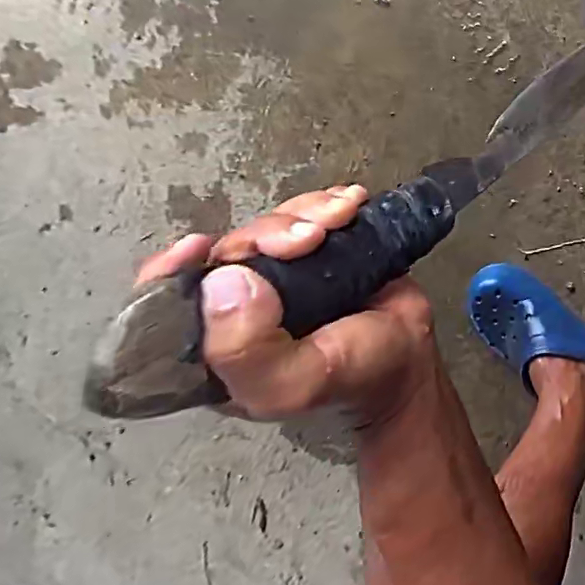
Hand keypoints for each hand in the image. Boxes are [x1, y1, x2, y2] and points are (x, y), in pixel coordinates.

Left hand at [134, 185, 435, 422]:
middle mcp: (242, 301)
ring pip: (272, 223)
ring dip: (307, 212)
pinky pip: (309, 211)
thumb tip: (222, 280)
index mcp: (217, 341)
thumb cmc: (350, 380)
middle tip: (310, 238)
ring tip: (343, 216)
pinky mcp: (320, 247)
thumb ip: (246, 350)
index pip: (173, 298)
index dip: (176, 267)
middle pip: (233, 247)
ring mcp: (283, 271)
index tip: (202, 245)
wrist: (412, 358)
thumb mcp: (291, 384)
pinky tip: (351, 204)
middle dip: (269, 234)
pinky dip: (328, 200)